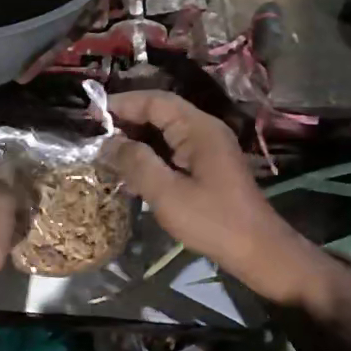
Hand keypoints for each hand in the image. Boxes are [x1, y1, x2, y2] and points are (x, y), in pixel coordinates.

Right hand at [106, 91, 313, 303]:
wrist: (258, 250)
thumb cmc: (212, 221)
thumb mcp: (167, 193)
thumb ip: (136, 163)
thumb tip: (108, 143)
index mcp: (198, 128)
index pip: (155, 101)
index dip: (122, 103)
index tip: (92, 114)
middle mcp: (205, 130)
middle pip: (160, 112)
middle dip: (127, 120)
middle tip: (94, 135)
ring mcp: (209, 147)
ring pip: (165, 131)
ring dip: (137, 139)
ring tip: (107, 153)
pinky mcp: (209, 165)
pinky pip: (174, 148)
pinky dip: (151, 154)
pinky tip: (131, 171)